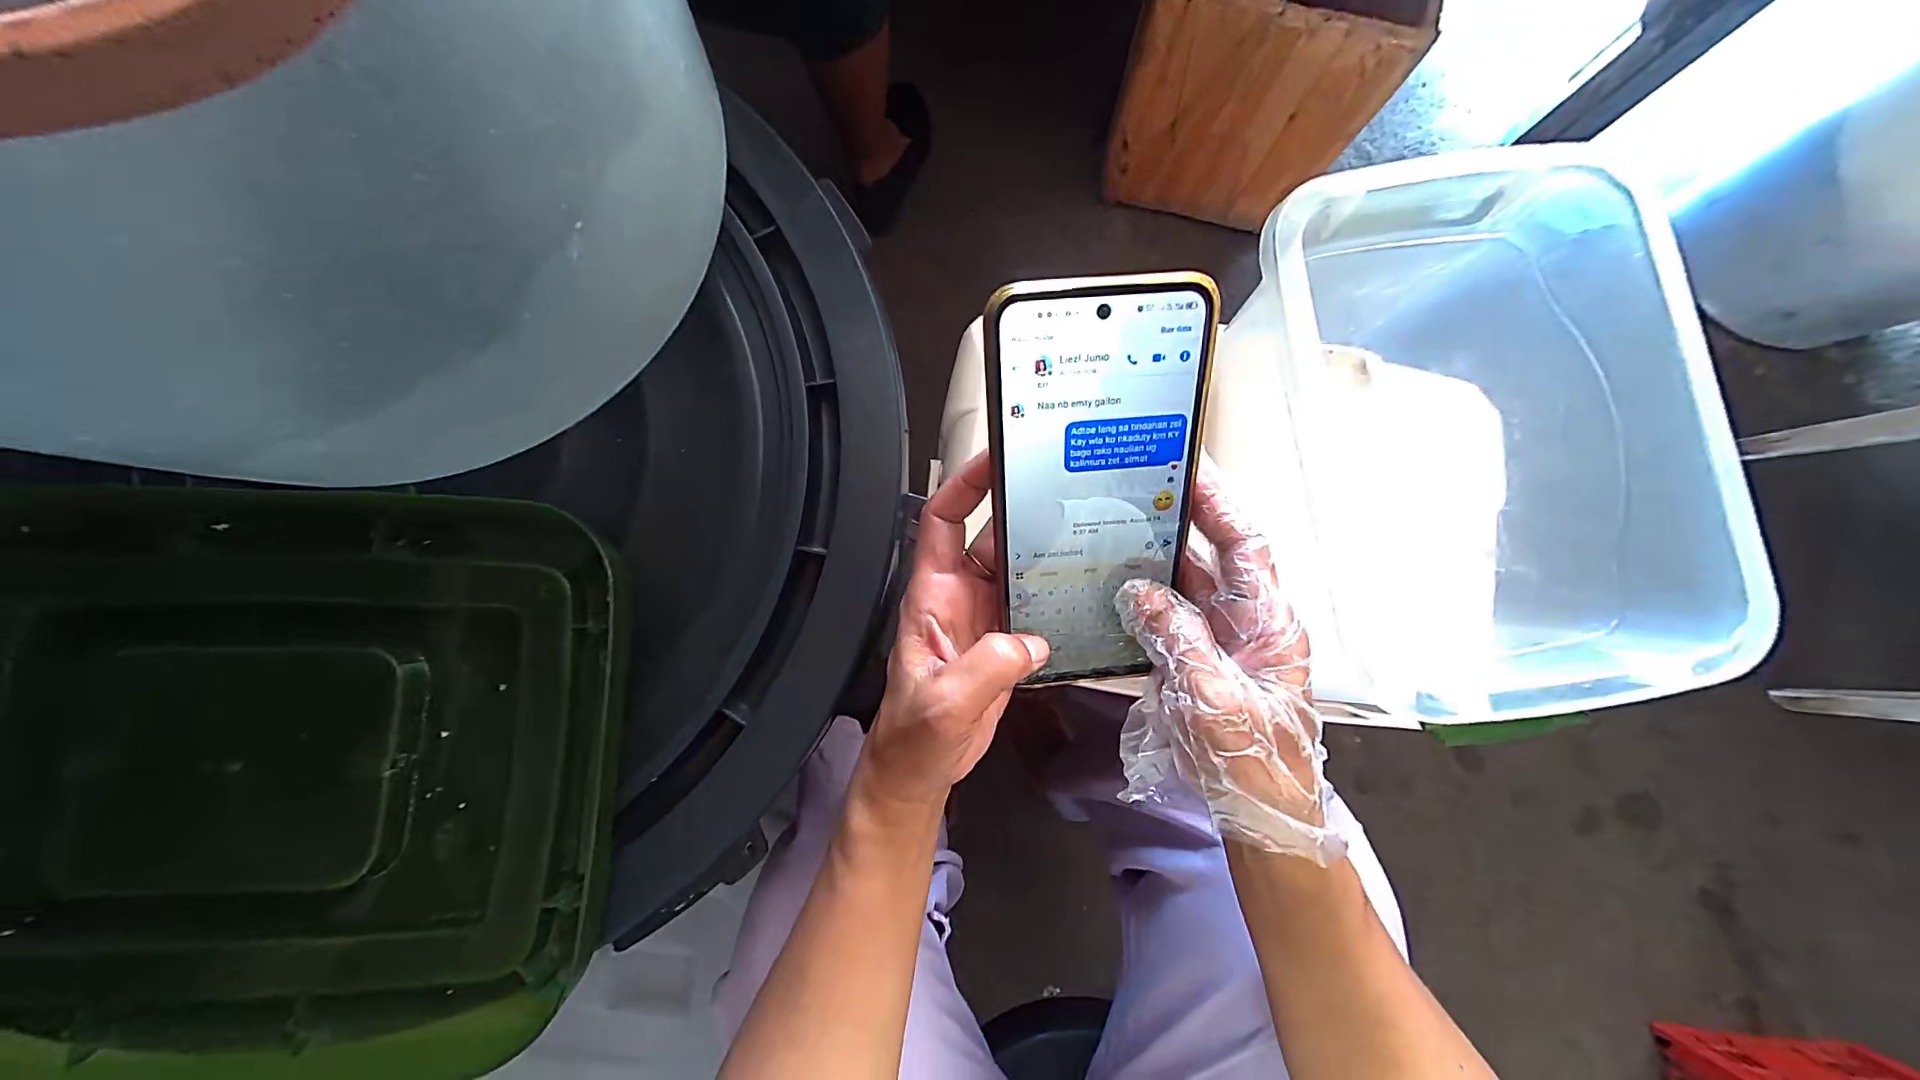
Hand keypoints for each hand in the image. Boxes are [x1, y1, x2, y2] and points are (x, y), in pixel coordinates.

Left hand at [857, 451, 1048, 812]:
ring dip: (1044, 552)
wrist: (923, 768)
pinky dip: (1055, 594)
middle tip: (1060, 490)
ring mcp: (983, 619)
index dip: (963, 484)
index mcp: (931, 598)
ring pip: (1016, 567)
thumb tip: (1031, 641)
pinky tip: (1080, 593)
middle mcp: (958, 599)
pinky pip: (1032, 604)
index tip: (994, 459)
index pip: (941, 521)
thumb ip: (987, 667)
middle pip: (989, 535)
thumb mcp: (944, 703)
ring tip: (1083, 534)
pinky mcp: (1003, 642)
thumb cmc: (913, 736)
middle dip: (1020, 510)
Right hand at [1115, 458, 1344, 862]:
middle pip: (1212, 556)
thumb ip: (1179, 640)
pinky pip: (1168, 616)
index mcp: (1269, 623)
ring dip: (1157, 557)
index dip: (1219, 504)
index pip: (1246, 545)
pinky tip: (1117, 585)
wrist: (1260, 810)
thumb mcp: (1216, 698)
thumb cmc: (1254, 761)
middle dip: (1179, 520)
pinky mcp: (1197, 658)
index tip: (1190, 467)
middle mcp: (1246, 622)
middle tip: (1141, 489)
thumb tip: (1140, 591)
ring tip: (1121, 527)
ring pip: (1186, 584)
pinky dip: (1144, 597)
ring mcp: (1220, 640)